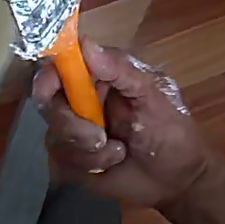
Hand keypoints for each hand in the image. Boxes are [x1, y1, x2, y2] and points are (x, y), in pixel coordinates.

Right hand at [33, 42, 217, 208]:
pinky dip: (90, 164)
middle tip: (100, 138)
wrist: (176, 180)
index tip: (52, 88)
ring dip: (89, 150)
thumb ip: (119, 71)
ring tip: (120, 153)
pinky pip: (62, 160)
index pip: (58, 66)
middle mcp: (77, 99)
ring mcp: (71, 129)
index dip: (49, 76)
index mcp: (96, 76)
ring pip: (55, 135)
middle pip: (48, 103)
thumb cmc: (170, 131)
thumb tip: (85, 43)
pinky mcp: (70, 158)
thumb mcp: (152, 97)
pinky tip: (112, 164)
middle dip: (71, 124)